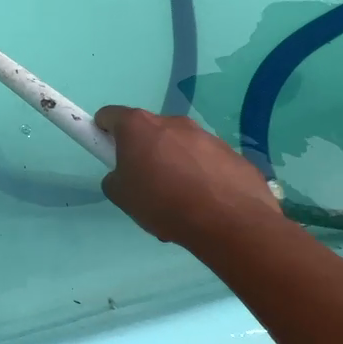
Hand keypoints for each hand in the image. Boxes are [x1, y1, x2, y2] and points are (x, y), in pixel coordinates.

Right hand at [96, 105, 283, 250]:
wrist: (233, 228)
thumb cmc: (165, 204)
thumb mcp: (120, 194)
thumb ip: (115, 177)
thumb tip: (127, 177)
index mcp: (138, 125)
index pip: (109, 115)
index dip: (104, 132)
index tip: (109, 152)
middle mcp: (174, 123)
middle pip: (150, 130)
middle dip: (146, 150)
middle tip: (148, 181)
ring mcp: (210, 139)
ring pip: (184, 146)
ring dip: (179, 163)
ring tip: (185, 199)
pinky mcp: (238, 158)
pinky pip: (213, 164)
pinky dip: (208, 178)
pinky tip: (211, 204)